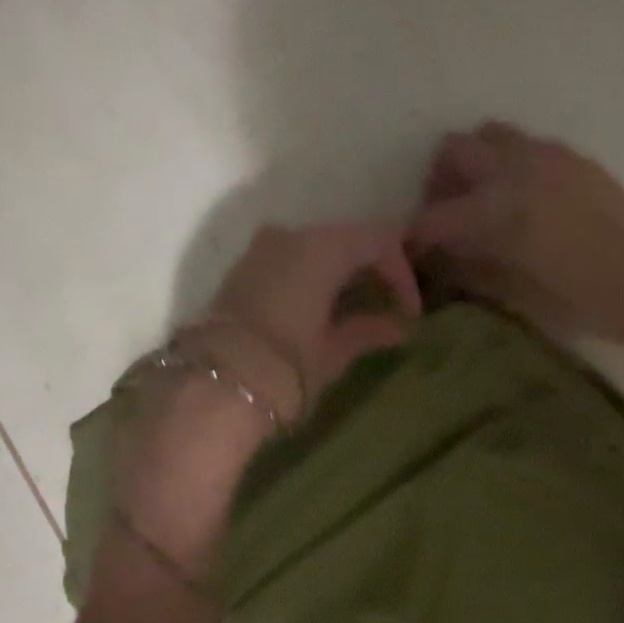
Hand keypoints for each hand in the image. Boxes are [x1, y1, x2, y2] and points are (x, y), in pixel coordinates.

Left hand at [184, 222, 424, 424]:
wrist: (214, 387)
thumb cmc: (286, 366)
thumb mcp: (335, 352)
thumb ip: (369, 331)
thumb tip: (399, 328)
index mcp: (322, 247)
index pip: (378, 241)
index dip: (401, 274)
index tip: (409, 313)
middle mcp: (290, 235)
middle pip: (345, 240)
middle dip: (371, 272)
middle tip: (386, 309)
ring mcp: (260, 250)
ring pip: (314, 250)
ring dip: (339, 276)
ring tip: (354, 314)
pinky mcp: (240, 271)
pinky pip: (288, 262)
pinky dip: (311, 280)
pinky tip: (320, 313)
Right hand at [408, 122, 623, 348]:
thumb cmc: (585, 303)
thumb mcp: (518, 294)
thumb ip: (473, 269)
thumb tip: (441, 259)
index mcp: (501, 211)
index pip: (436, 216)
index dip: (415, 237)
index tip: (410, 255)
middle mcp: (518, 169)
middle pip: (454, 151)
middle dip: (439, 185)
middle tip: (445, 220)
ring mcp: (549, 156)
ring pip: (489, 136)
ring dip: (474, 165)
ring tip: (481, 203)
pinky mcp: (574, 158)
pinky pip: (525, 144)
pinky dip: (508, 164)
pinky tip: (521, 201)